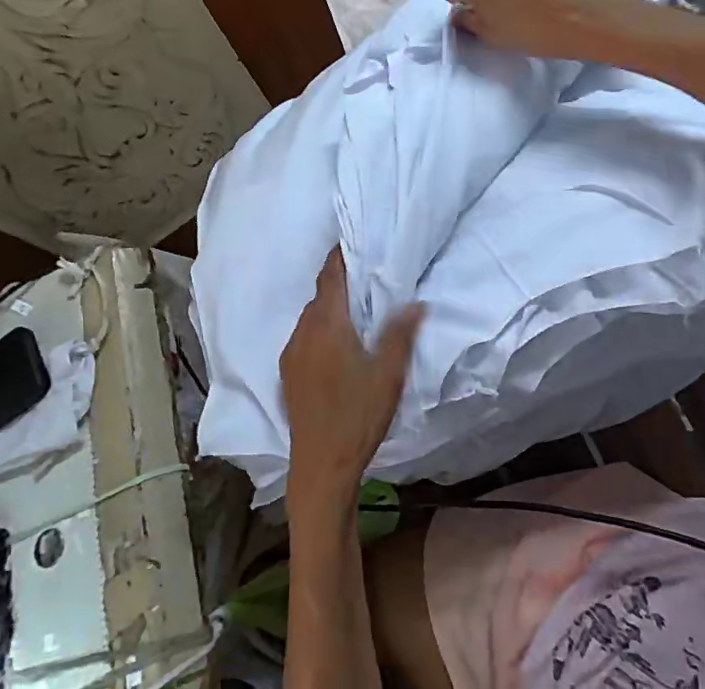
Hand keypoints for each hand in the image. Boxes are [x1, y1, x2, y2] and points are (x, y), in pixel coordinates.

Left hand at [281, 248, 424, 495]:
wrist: (321, 463)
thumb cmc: (358, 414)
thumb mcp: (389, 374)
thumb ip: (400, 333)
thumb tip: (417, 302)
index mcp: (327, 322)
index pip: (330, 275)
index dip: (340, 256)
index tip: (353, 242)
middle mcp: (303, 330)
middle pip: (321, 296)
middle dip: (340, 283)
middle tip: (367, 278)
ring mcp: (292, 352)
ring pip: (311, 318)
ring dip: (330, 309)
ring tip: (356, 312)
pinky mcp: (288, 372)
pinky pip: (304, 338)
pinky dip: (320, 331)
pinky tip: (337, 348)